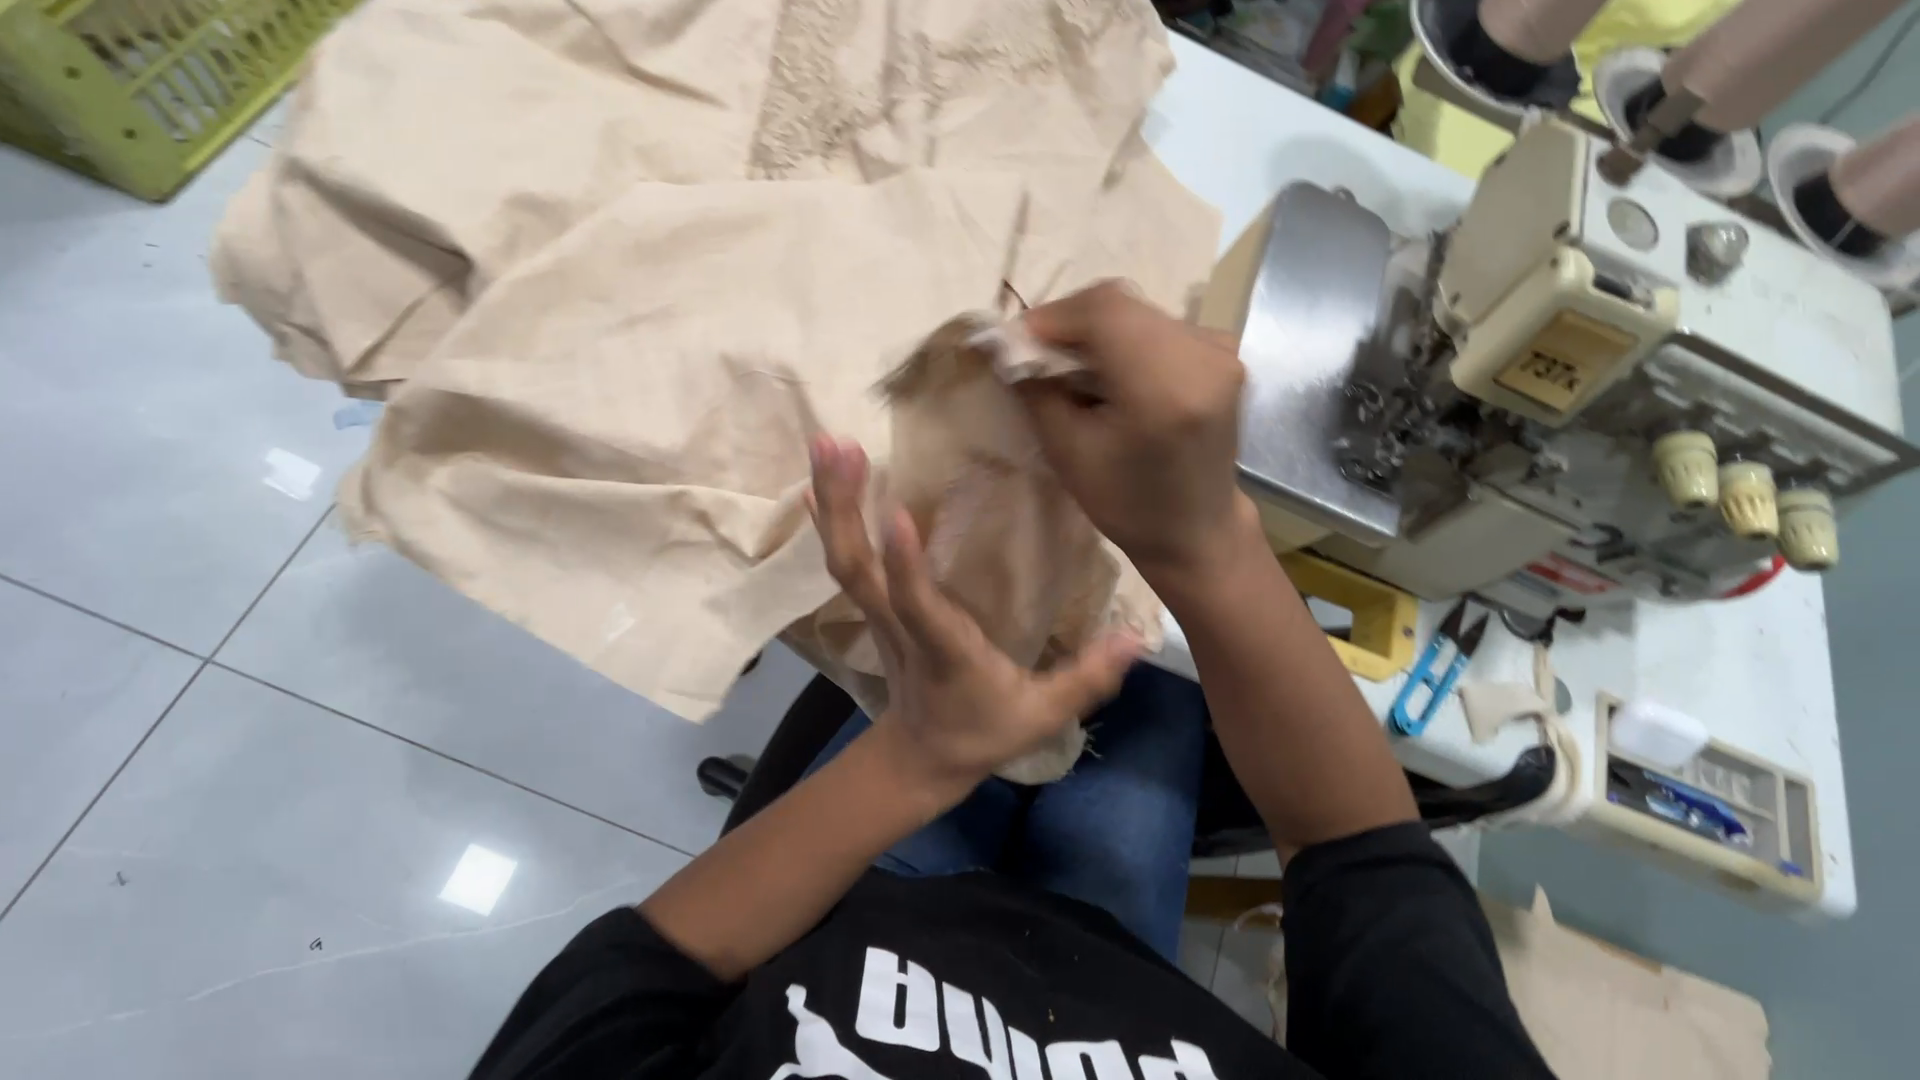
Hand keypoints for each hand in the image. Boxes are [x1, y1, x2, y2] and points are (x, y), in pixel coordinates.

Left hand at [805, 434, 1140, 796]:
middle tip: (834, 446)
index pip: (919, 606)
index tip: (895, 511)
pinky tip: (818, 481)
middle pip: (860, 568)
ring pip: (844, 559)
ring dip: (832, 501)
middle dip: (845, 508)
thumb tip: (1138, 637)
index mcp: (944, 650)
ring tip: (825, 444)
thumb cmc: (982, 733)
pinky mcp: (873, 608)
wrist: (920, 758)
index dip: (905, 564)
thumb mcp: (1042, 715)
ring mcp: (879, 616)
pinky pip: (845, 561)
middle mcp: (901, 626)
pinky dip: (829, 520)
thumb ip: (1088, 677)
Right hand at [1016, 282, 1256, 589]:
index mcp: (1166, 388)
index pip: (1104, 311)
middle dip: (1071, 323)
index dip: (1054, 317)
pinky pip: (1160, 324)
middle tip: (1040, 356)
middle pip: (1121, 304)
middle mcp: (1203, 357)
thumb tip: (1008, 345)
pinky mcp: (1225, 352)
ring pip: (1139, 311)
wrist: (1196, 530)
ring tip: (1074, 370)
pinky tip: (1112, 374)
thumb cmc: (1128, 505)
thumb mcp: (1068, 453)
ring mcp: (1221, 351)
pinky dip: (1126, 338)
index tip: (1020, 345)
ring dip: (1098, 331)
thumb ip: (1037, 390)